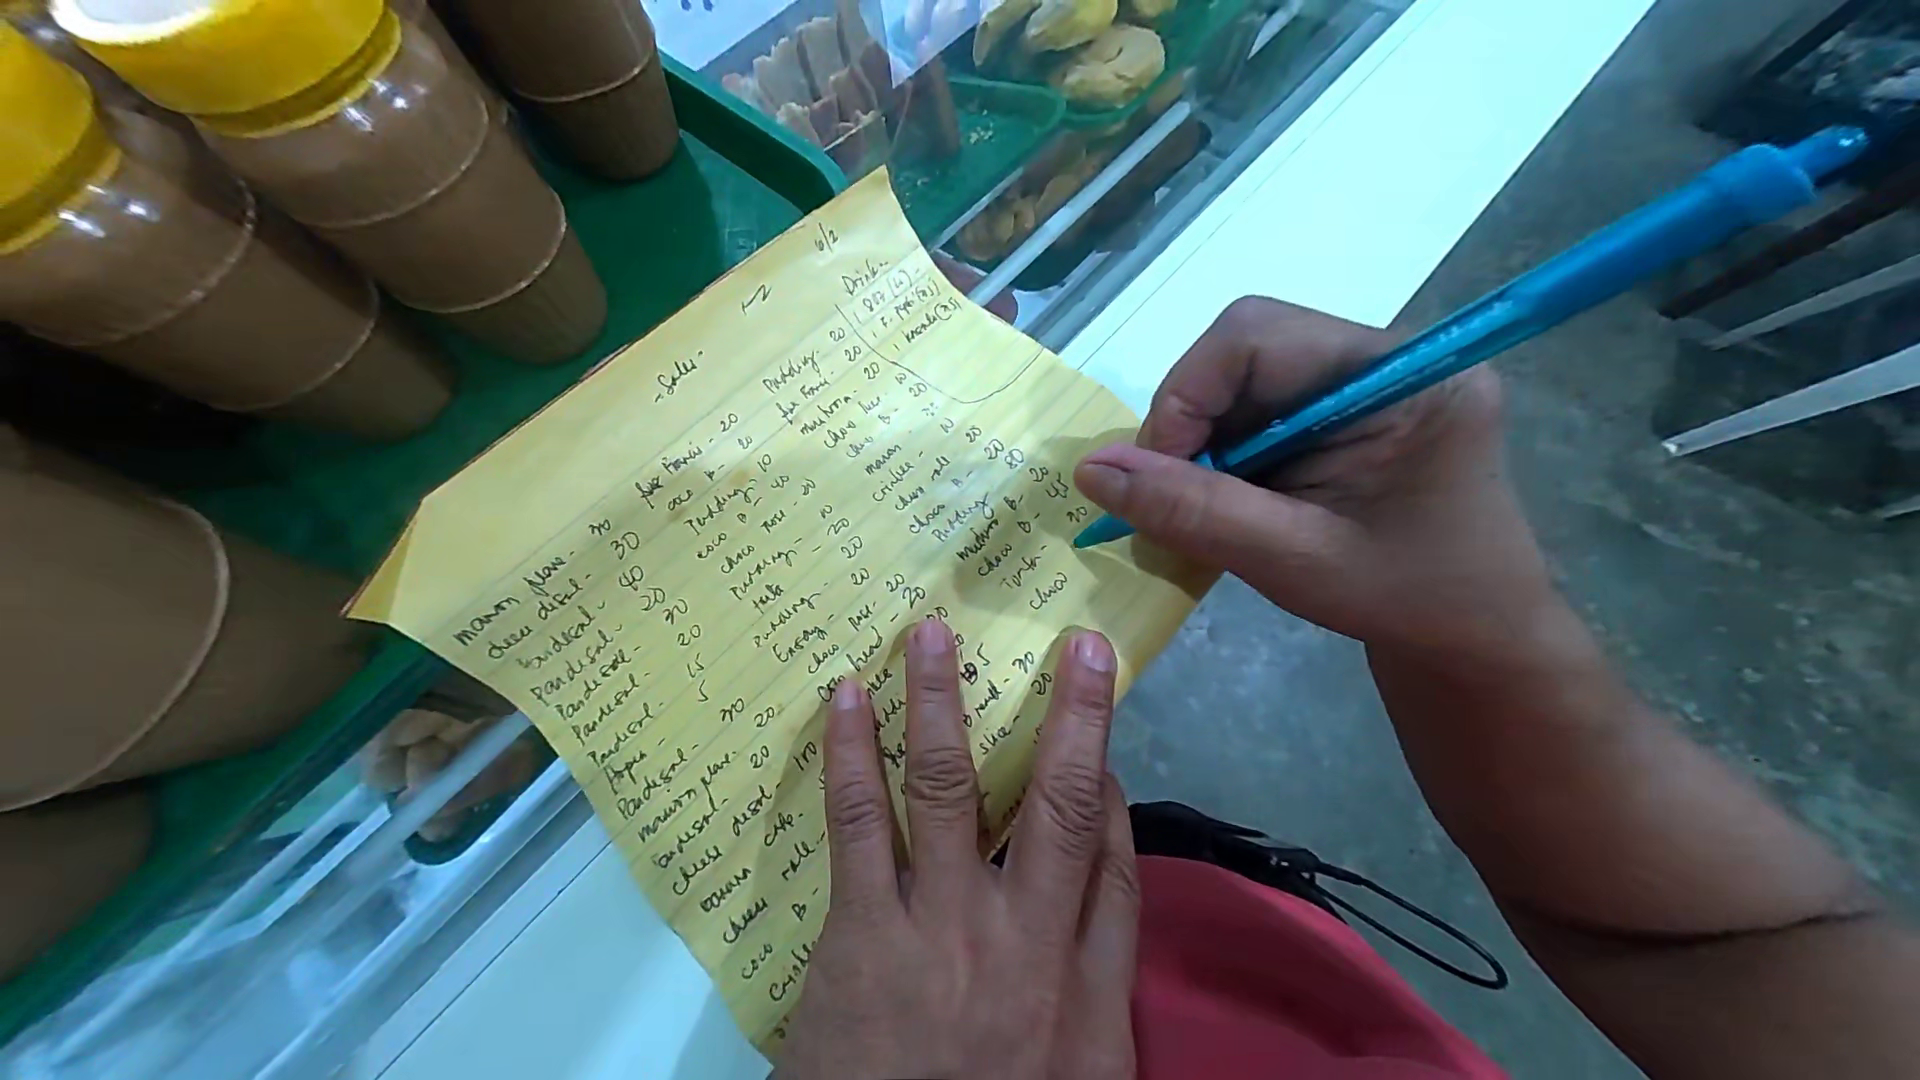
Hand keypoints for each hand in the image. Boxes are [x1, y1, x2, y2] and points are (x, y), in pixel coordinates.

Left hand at [774, 619, 1137, 1079]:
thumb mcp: (1079, 1071)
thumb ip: (1088, 968)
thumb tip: (1082, 865)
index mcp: (1089, 986)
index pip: (1111, 854)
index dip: (1105, 780)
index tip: (1089, 724)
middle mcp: (1027, 941)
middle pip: (1059, 802)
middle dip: (1073, 715)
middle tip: (1076, 645)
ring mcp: (942, 931)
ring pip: (953, 786)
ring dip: (942, 701)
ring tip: (931, 633)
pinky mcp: (864, 937)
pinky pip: (862, 821)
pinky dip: (857, 753)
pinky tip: (849, 698)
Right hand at [1073, 298, 1557, 663]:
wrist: (1467, 636)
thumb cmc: (1401, 599)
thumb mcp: (1289, 558)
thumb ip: (1191, 510)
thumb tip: (1090, 470)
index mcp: (1400, 376)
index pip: (1254, 336)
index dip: (1184, 398)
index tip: (1157, 478)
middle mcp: (1380, 360)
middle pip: (1239, 350)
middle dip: (1186, 422)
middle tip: (1176, 494)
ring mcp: (1357, 384)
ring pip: (1232, 382)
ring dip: (1196, 444)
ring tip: (1204, 506)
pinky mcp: (1336, 412)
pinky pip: (1247, 410)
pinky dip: (1214, 455)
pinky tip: (1225, 500)